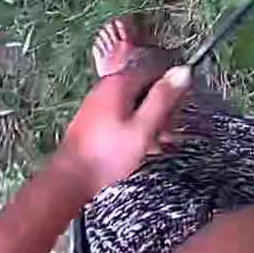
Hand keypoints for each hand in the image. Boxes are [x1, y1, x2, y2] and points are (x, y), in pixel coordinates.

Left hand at [53, 65, 190, 198]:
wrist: (70, 181)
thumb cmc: (108, 156)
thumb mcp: (143, 127)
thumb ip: (163, 98)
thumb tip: (183, 71)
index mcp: (119, 83)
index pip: (156, 73)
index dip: (170, 93)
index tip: (174, 116)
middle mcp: (107, 86)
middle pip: (144, 88)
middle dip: (160, 110)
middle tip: (165, 134)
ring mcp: (98, 102)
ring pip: (134, 104)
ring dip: (148, 121)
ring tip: (153, 145)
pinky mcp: (93, 119)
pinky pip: (121, 115)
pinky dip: (133, 127)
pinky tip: (137, 147)